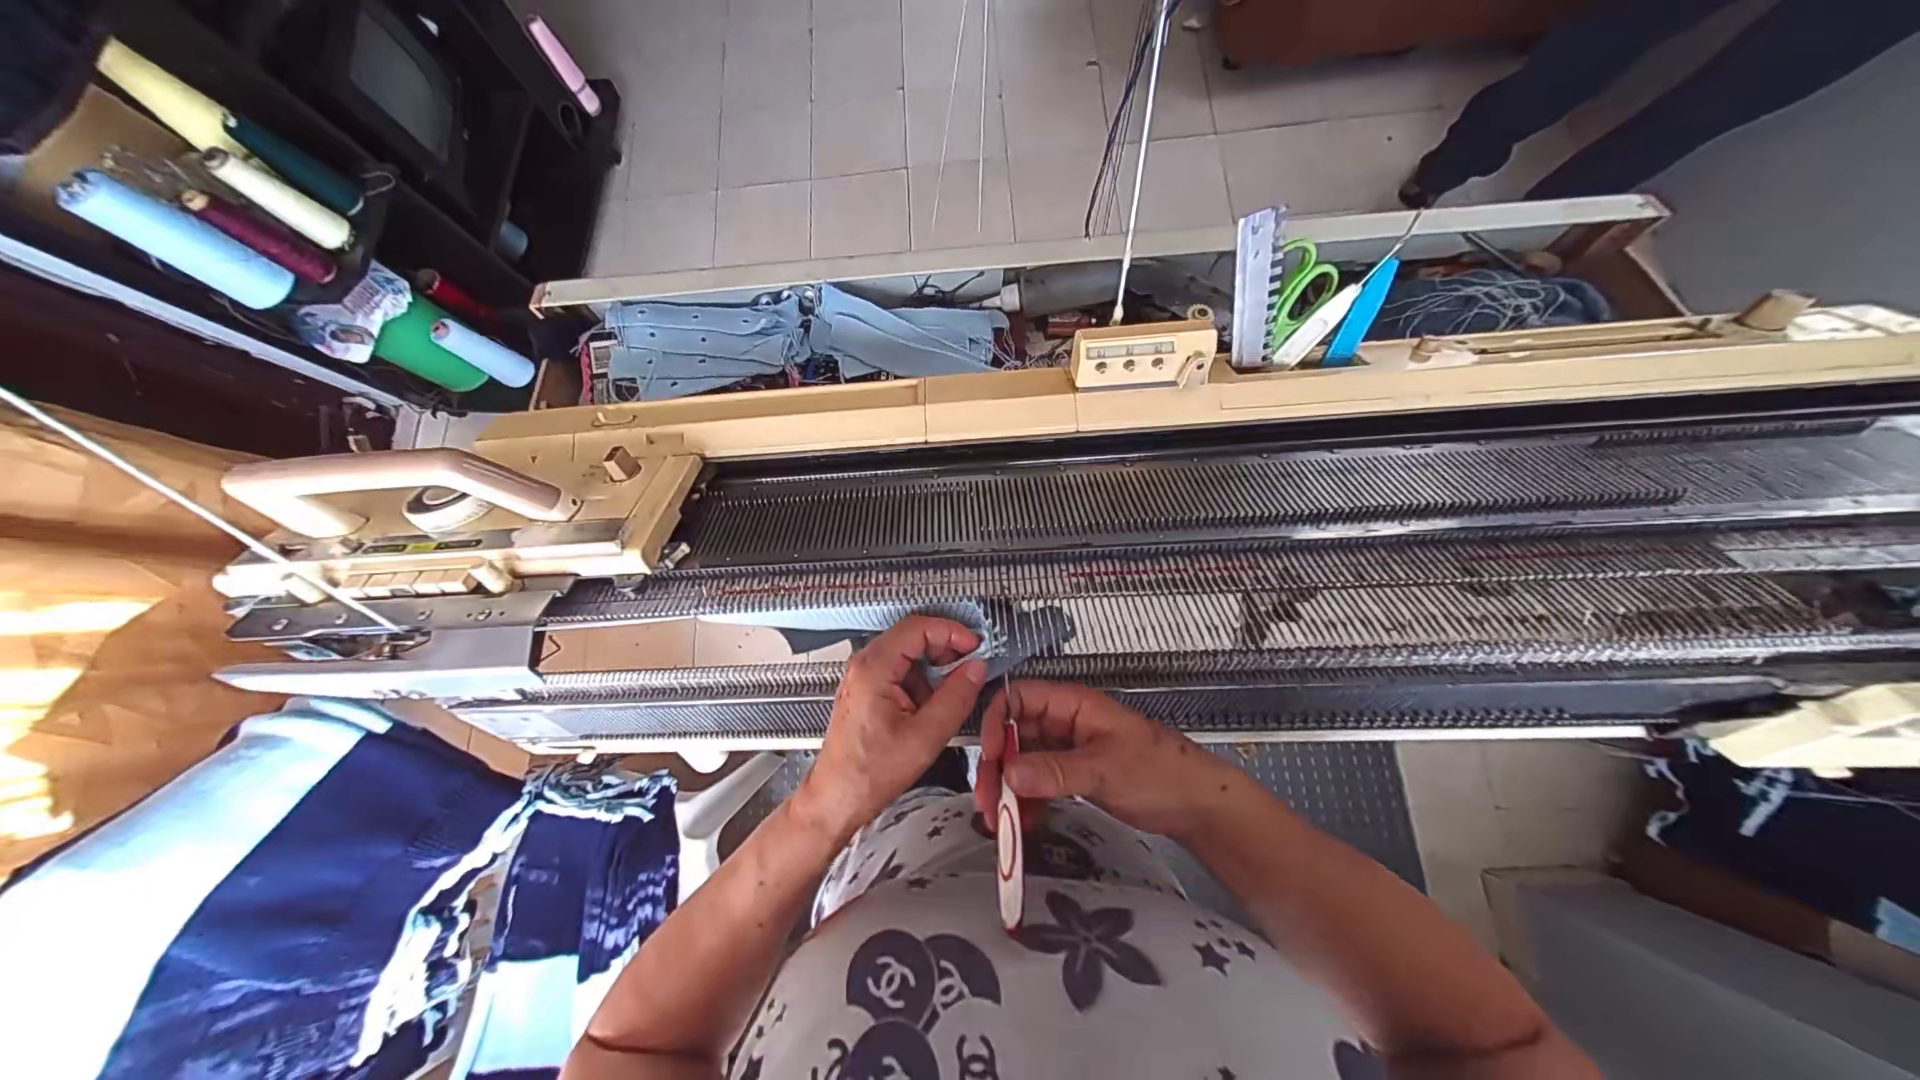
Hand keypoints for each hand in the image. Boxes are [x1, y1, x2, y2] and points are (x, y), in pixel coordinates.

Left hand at [794, 616, 986, 839]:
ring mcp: (864, 677)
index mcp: (874, 668)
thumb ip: (956, 697)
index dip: (952, 631)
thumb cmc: (869, 773)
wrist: (837, 798)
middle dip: (946, 648)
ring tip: (951, 693)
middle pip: (912, 636)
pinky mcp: (868, 690)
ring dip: (934, 667)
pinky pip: (900, 672)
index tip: (974, 645)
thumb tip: (976, 669)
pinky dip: (921, 681)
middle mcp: (864, 665)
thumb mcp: (926, 736)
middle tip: (970, 666)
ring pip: (908, 654)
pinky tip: (931, 706)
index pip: (918, 627)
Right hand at [974, 680, 1244, 839]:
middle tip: (988, 800)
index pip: (1018, 698)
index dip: (997, 722)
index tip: (988, 756)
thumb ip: (1056, 771)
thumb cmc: (1162, 772)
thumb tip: (1010, 772)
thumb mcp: (1106, 770)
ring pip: (1023, 760)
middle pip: (1014, 733)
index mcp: (1073, 705)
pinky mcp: (1073, 774)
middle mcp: (1066, 722)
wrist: (1198, 806)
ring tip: (1000, 821)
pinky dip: (1027, 800)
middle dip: (997, 765)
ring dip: (1008, 787)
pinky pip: (1038, 781)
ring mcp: (1069, 749)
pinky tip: (1024, 822)